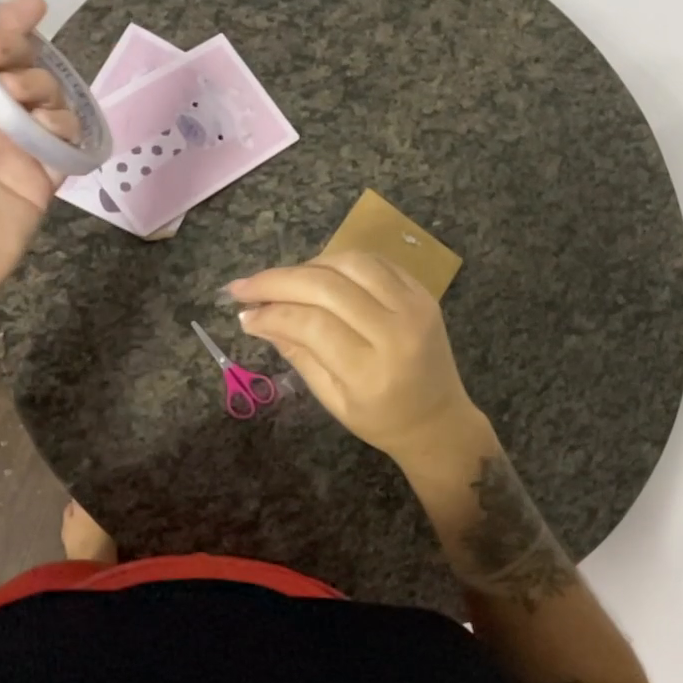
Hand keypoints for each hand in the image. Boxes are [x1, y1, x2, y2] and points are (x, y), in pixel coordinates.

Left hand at [0, 0, 75, 315]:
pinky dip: (65, 124)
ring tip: (21, 100)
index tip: (25, 9)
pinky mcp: (43, 177)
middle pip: (15, 68)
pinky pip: (66, 139)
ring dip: (40, 85)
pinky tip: (50, 126)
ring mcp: (15, 147)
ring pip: (45, 97)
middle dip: (19, 51)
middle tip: (7, 59)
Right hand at [228, 252, 477, 461]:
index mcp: (371, 370)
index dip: (271, 312)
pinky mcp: (423, 293)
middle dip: (278, 280)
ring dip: (309, 265)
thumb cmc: (381, 420)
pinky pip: (376, 262)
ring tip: (281, 281)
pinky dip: (341, 262)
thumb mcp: (332, 399)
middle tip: (244, 287)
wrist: (440, 420)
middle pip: (328, 286)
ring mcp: (415, 306)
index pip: (311, 323)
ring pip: (351, 263)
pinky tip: (317, 274)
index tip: (243, 313)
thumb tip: (255, 317)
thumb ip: (297, 353)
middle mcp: (396, 331)